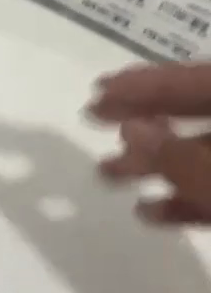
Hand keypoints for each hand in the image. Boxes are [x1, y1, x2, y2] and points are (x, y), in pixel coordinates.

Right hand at [91, 62, 210, 223]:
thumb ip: (178, 154)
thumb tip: (129, 127)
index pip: (198, 81)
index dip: (145, 83)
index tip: (94, 88)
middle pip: (201, 116)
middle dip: (147, 121)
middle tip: (92, 121)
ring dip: (158, 165)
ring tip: (108, 175)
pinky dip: (190, 199)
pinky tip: (149, 211)